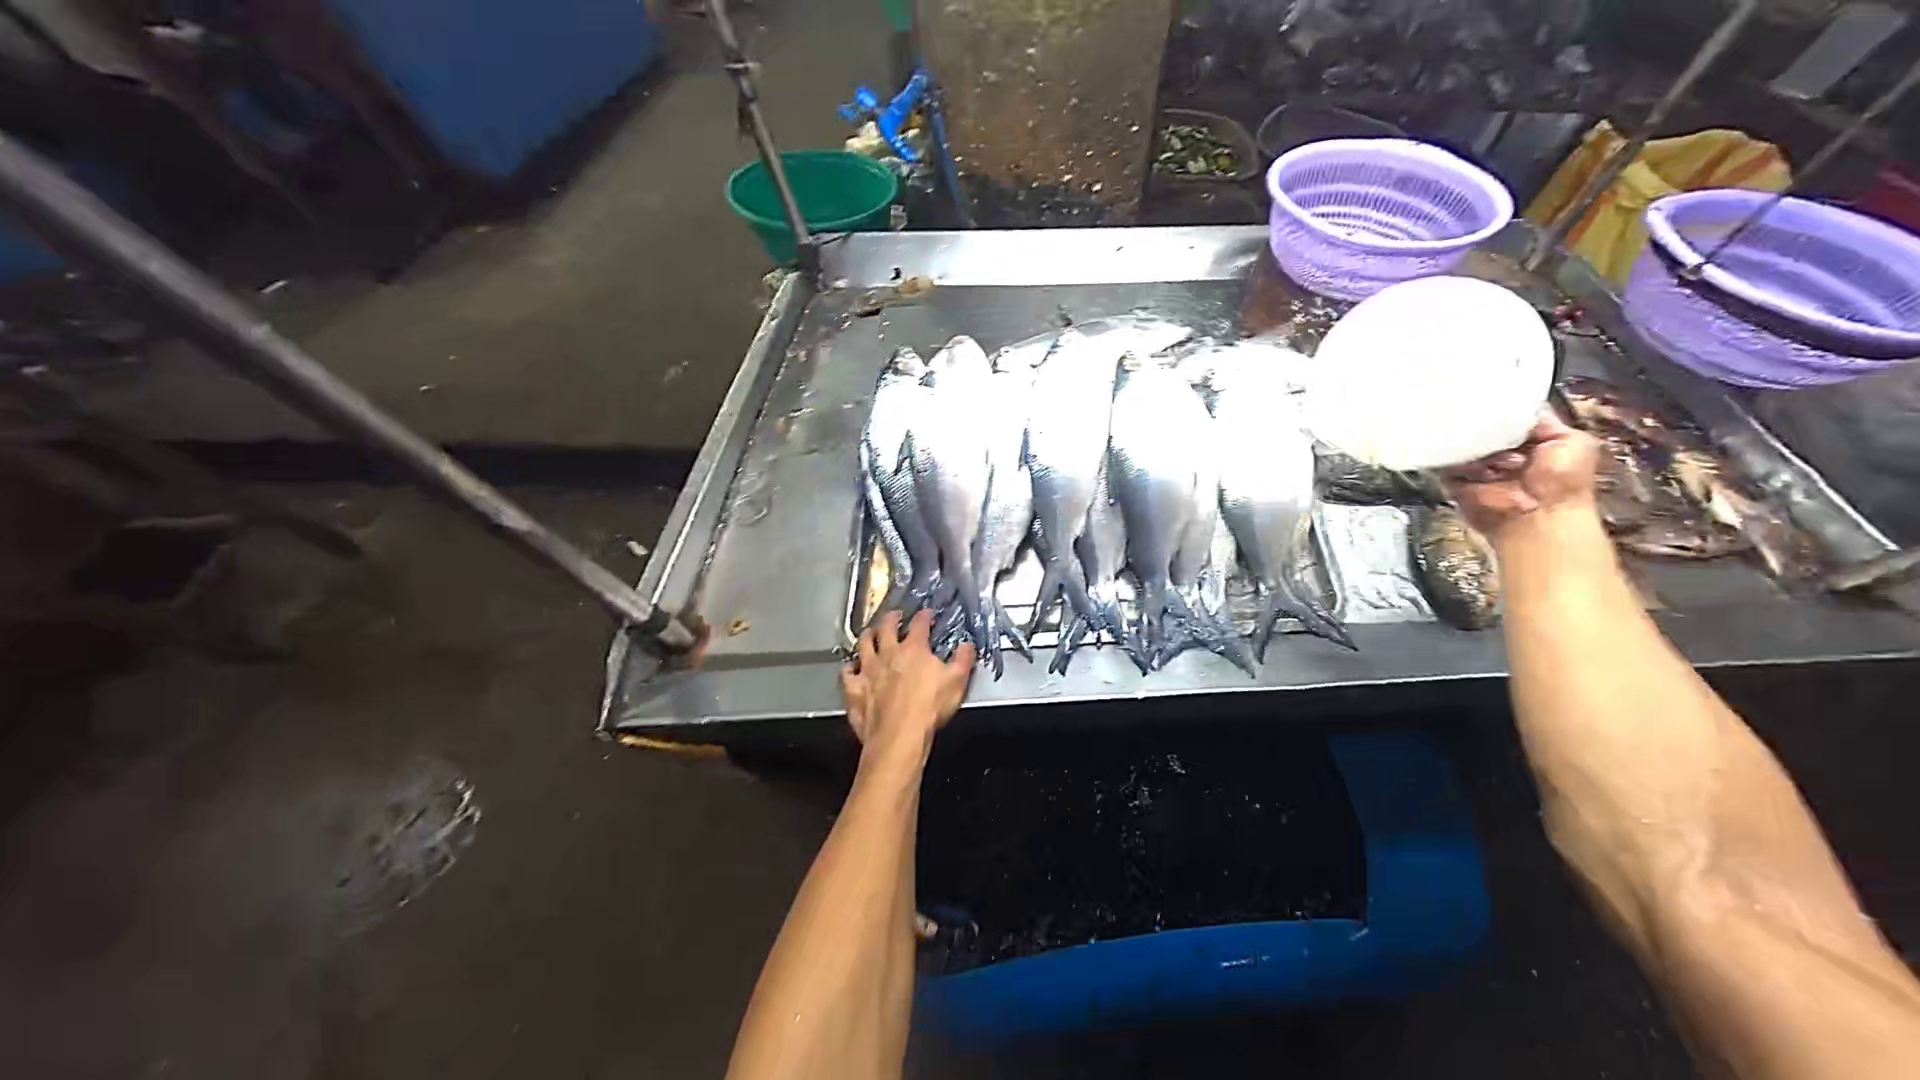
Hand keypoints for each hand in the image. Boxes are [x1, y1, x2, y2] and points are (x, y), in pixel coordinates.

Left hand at [841, 609, 974, 766]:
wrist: (899, 735)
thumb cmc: (929, 708)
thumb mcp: (957, 681)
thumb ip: (963, 659)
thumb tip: (967, 645)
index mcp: (914, 649)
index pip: (919, 624)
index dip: (924, 616)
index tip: (927, 614)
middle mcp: (888, 653)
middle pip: (886, 627)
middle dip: (891, 618)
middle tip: (895, 615)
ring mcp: (868, 670)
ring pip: (864, 644)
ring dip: (868, 635)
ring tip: (871, 632)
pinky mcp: (854, 688)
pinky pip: (847, 673)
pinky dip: (848, 668)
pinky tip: (850, 668)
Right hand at [1443, 410, 1599, 541]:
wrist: (1540, 517)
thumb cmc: (1564, 481)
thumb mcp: (1572, 440)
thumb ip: (1544, 420)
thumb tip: (1521, 405)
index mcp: (1524, 440)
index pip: (1504, 416)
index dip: (1502, 410)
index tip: (1501, 407)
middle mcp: (1497, 450)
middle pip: (1479, 427)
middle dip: (1491, 431)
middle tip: (1508, 445)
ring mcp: (1474, 464)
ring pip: (1463, 442)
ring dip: (1484, 453)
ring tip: (1503, 466)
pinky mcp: (1453, 479)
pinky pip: (1447, 461)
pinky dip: (1464, 465)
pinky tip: (1484, 474)